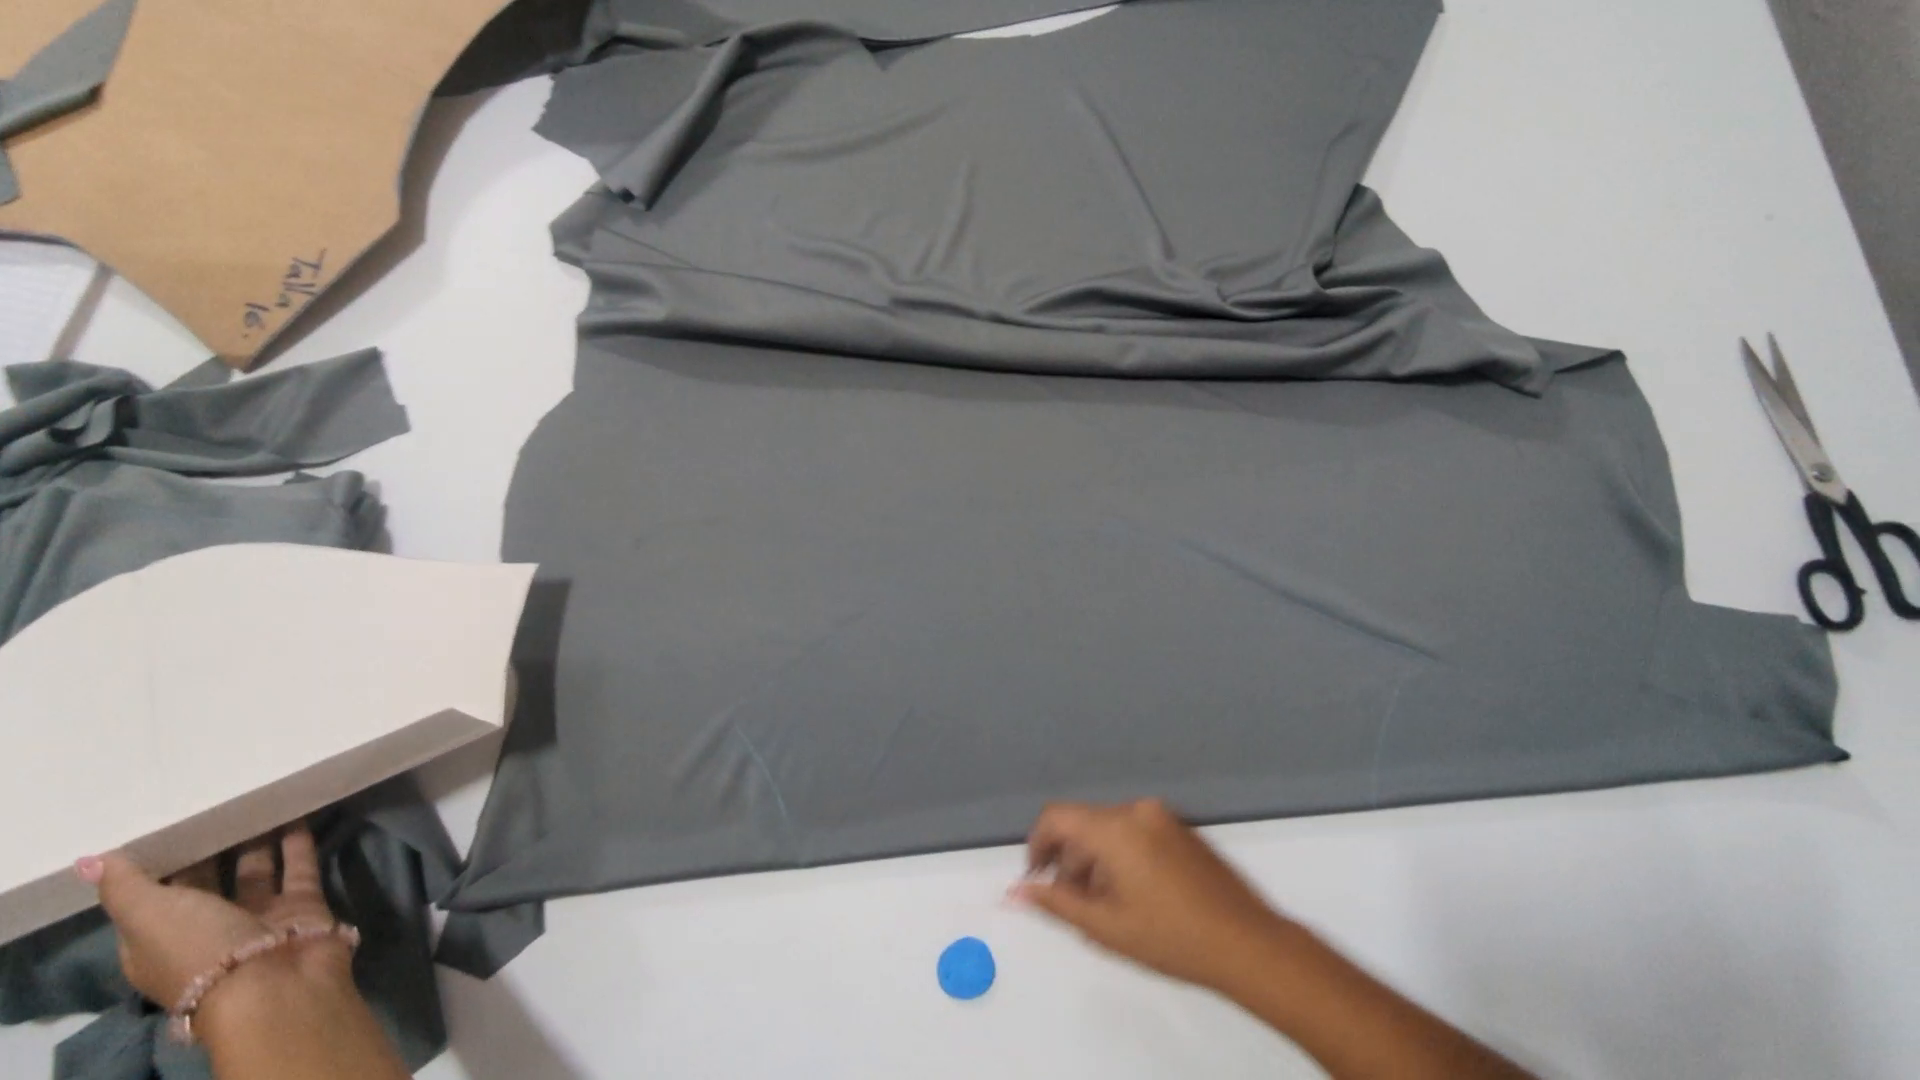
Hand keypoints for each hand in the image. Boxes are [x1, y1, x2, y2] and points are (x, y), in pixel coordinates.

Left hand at [75, 824, 350, 1009]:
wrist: (273, 981)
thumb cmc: (198, 948)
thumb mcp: (148, 916)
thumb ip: (123, 885)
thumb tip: (91, 860)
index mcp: (160, 941)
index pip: (152, 897)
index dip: (156, 865)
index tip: (164, 827)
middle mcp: (208, 930)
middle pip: (207, 882)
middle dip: (211, 848)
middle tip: (217, 804)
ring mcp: (259, 917)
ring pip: (255, 871)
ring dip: (257, 839)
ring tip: (257, 799)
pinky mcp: (301, 906)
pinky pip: (299, 867)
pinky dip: (298, 841)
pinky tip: (297, 810)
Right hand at [1014, 799, 1292, 991]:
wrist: (1248, 944)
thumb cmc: (1170, 938)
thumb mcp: (1105, 927)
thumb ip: (1055, 903)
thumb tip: (1014, 893)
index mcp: (1116, 828)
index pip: (1056, 817)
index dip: (1036, 846)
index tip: (1036, 881)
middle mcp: (1138, 811)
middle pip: (1084, 824)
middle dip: (1068, 861)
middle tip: (1072, 904)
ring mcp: (1165, 819)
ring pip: (1110, 830)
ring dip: (1095, 862)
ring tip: (1105, 908)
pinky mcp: (1183, 831)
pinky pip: (1136, 833)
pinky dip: (1122, 857)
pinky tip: (1134, 898)